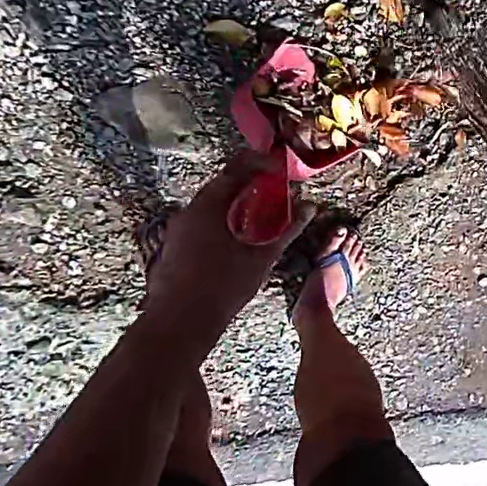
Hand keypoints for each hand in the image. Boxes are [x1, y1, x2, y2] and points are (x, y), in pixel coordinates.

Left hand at [143, 153, 307, 333]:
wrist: (180, 321)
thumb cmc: (223, 286)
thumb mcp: (262, 257)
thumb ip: (288, 229)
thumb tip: (310, 207)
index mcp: (208, 208)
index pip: (235, 170)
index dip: (260, 164)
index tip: (281, 168)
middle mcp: (188, 212)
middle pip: (222, 185)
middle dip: (251, 182)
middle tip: (277, 188)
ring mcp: (179, 229)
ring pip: (212, 204)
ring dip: (239, 201)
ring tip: (264, 210)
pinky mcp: (177, 245)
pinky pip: (204, 220)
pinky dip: (227, 217)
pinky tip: (243, 233)